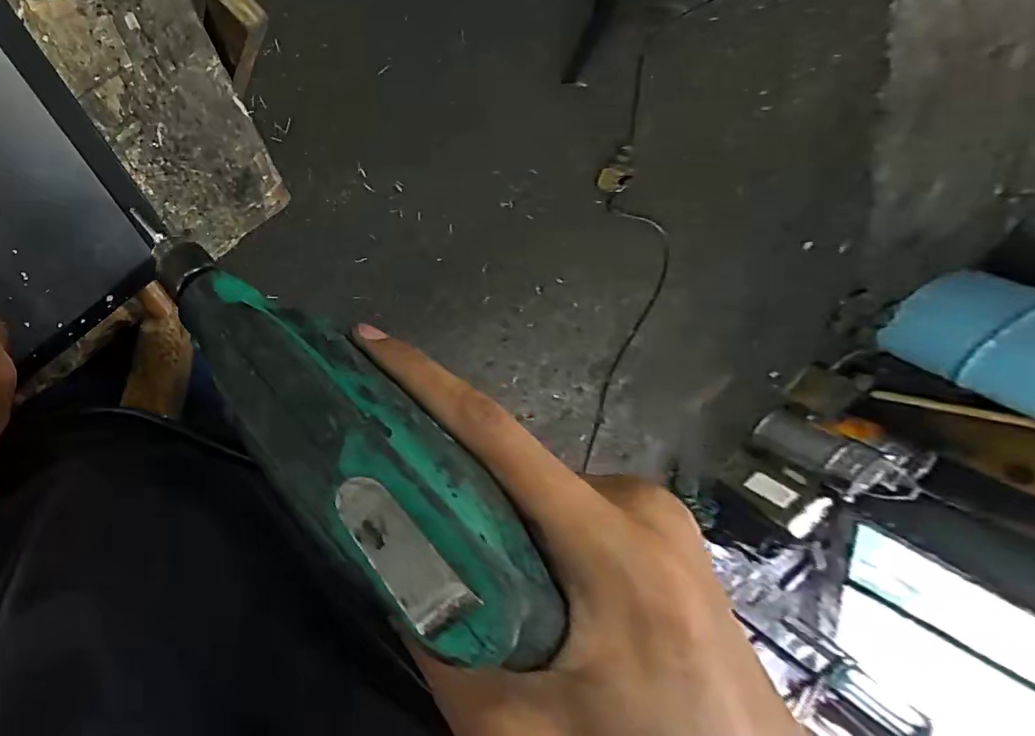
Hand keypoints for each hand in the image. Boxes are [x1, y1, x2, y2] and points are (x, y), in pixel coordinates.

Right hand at [353, 324, 799, 735]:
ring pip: (534, 478)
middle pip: (508, 453)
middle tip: (375, 450)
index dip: (423, 378)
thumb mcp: (516, 726)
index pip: (494, 432)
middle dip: (437, 444)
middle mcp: (640, 511)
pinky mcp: (666, 541)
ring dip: (477, 487)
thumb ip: (435, 648)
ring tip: (434, 523)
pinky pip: (563, 499)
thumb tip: (376, 571)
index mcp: (612, 549)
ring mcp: (660, 523)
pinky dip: (515, 509)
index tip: (368, 337)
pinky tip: (498, 553)